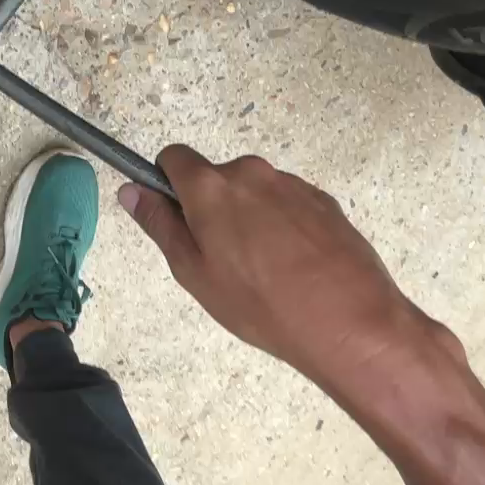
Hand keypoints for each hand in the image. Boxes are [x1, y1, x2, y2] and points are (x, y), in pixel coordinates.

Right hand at [117, 145, 455, 391]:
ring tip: (267, 269)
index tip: (179, 219)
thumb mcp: (193, 272)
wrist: (355, 327)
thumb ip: (159, 224)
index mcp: (210, 186)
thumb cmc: (260, 304)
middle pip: (216, 177)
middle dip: (212, 206)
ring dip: (250, 216)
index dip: (168, 183)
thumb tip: (130, 190)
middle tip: (222, 257)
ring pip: (254, 192)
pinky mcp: (326, 202)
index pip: (173, 157)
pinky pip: (288, 205)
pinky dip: (284, 226)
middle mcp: (250, 172)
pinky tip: (297, 268)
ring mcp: (292, 185)